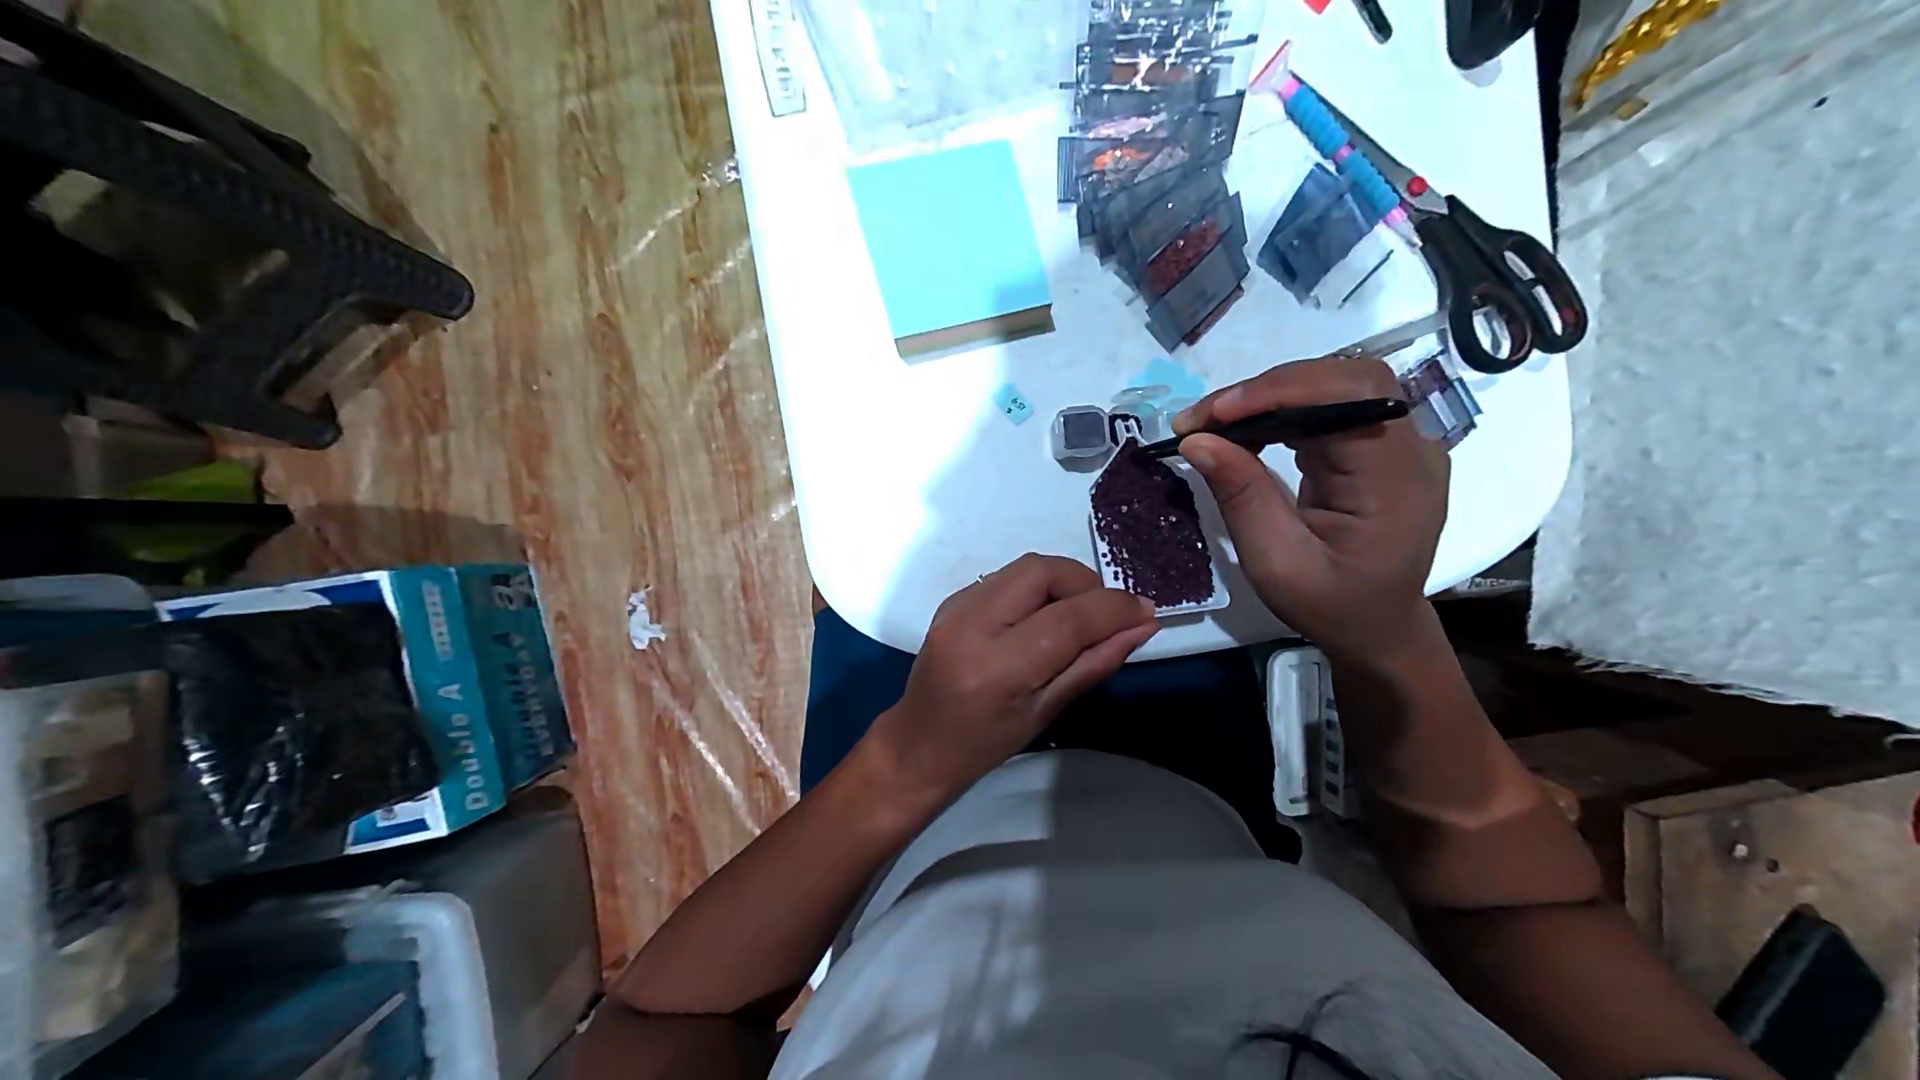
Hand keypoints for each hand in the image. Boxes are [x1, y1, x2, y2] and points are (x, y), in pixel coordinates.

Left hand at [864, 553, 1157, 800]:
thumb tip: (1142, 626)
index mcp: (997, 668)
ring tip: (1077, 616)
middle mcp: (971, 626)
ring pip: (1024, 567)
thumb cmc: (985, 743)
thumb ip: (1095, 663)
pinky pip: (1005, 577)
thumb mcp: (1046, 712)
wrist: (919, 743)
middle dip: (1085, 583)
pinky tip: (1042, 616)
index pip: (1068, 619)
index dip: (1114, 609)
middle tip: (1104, 614)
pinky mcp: (951, 600)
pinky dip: (1035, 587)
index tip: (1146, 610)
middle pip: (1042, 571)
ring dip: (1062, 582)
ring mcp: (955, 608)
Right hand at [1173, 354, 1448, 663]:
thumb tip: (1197, 439)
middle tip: (1201, 419)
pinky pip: (1326, 408)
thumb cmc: (1330, 605)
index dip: (1282, 389)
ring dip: (1265, 398)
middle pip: (1343, 380)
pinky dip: (1277, 412)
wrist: (1375, 626)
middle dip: (1266, 390)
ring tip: (1210, 426)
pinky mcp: (1376, 446)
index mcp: (1398, 480)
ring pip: (1331, 387)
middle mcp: (1411, 448)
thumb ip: (1242, 498)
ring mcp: (1398, 444)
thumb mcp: (1276, 564)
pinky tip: (1241, 433)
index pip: (1352, 395)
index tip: (1216, 414)